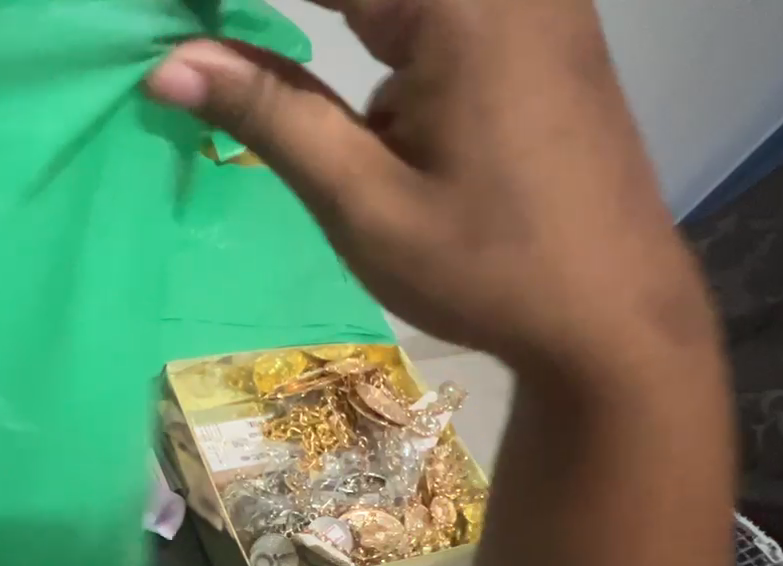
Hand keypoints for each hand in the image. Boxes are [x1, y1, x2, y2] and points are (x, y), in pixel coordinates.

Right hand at [147, 0, 717, 374]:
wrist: (610, 315)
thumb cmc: (483, 267)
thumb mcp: (362, 200)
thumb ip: (271, 116)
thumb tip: (172, 64)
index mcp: (462, 1)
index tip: (177, 19)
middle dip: (288, 15)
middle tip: (209, 41)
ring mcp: (530, 1)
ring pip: (400, 0)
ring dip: (329, 22)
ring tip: (289, 103)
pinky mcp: (536, 34)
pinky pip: (438, 12)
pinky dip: (381, 32)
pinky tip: (377, 110)